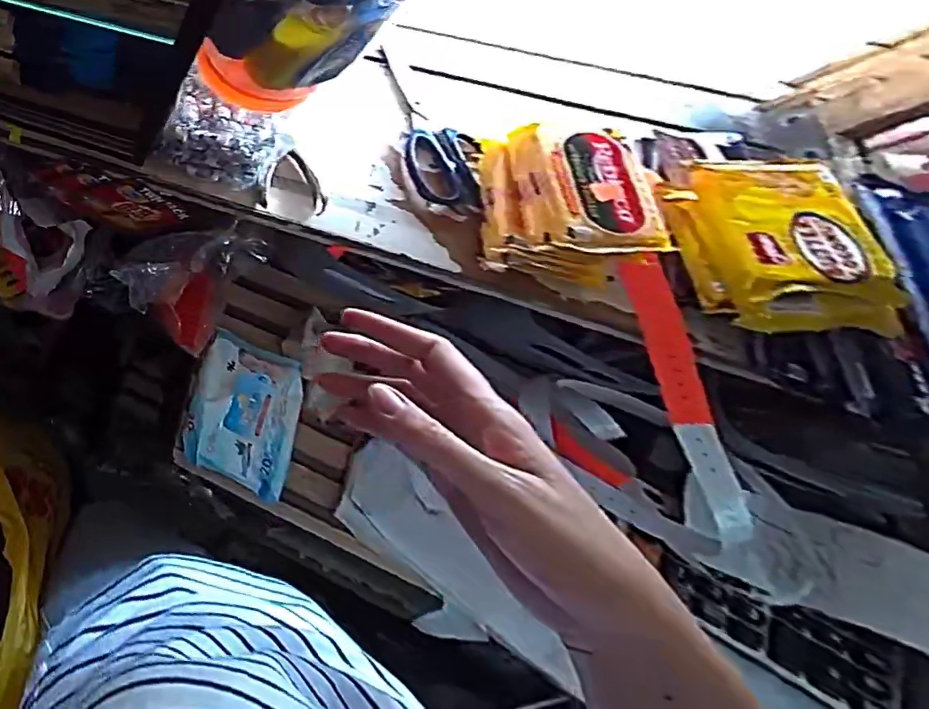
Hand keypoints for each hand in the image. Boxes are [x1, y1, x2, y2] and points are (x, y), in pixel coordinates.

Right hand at [317, 310, 699, 647]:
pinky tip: (352, 423)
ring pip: (404, 406)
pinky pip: (406, 439)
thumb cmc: (568, 545)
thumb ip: (433, 440)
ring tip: (327, 387)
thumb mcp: (495, 488)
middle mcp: (471, 425)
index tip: (351, 320)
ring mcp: (461, 451)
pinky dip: (376, 426)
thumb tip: (379, 393)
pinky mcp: (454, 479)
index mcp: (489, 415)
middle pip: (412, 375)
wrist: (602, 608)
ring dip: (365, 391)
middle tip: (326, 349)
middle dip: (368, 356)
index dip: (391, 333)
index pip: (433, 356)